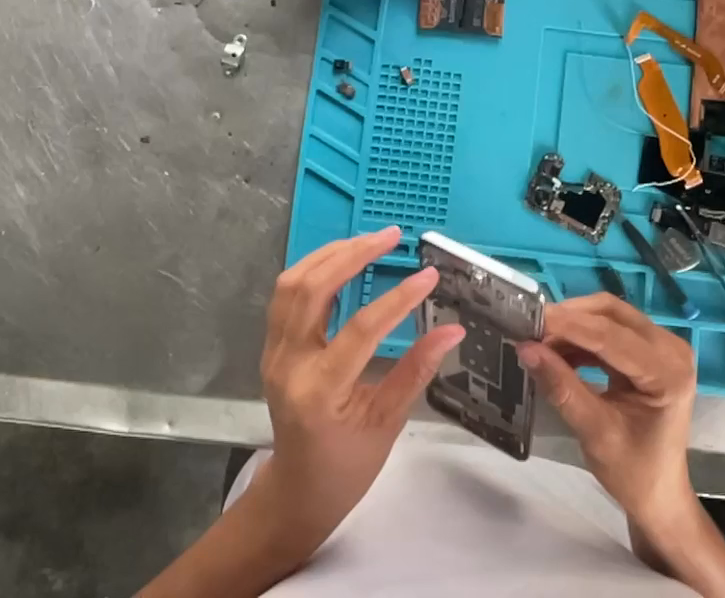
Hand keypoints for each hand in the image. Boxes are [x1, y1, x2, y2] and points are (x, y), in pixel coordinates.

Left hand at [256, 226, 465, 551]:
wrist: (299, 488)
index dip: (398, 299)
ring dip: (330, 255)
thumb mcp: (388, 422)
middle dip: (353, 255)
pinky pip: (285, 294)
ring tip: (368, 240)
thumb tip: (453, 330)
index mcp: (319, 391)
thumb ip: (417, 370)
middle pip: (313, 290)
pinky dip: (313, 269)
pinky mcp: (272, 346)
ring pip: (292, 284)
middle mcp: (288, 364)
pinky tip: (341, 260)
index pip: (360, 330)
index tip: (428, 276)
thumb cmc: (348, 465)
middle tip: (391, 236)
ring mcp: (273, 352)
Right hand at [516, 293, 698, 524]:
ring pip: (609, 316)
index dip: (568, 325)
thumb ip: (561, 387)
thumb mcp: (593, 431)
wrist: (658, 494)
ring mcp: (663, 348)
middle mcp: (671, 350)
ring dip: (573, 325)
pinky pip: (611, 330)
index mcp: (668, 373)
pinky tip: (557, 350)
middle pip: (612, 314)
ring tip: (539, 341)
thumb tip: (525, 348)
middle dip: (569, 318)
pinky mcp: (650, 352)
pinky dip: (582, 337)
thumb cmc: (633, 472)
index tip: (528, 321)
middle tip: (530, 328)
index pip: (611, 337)